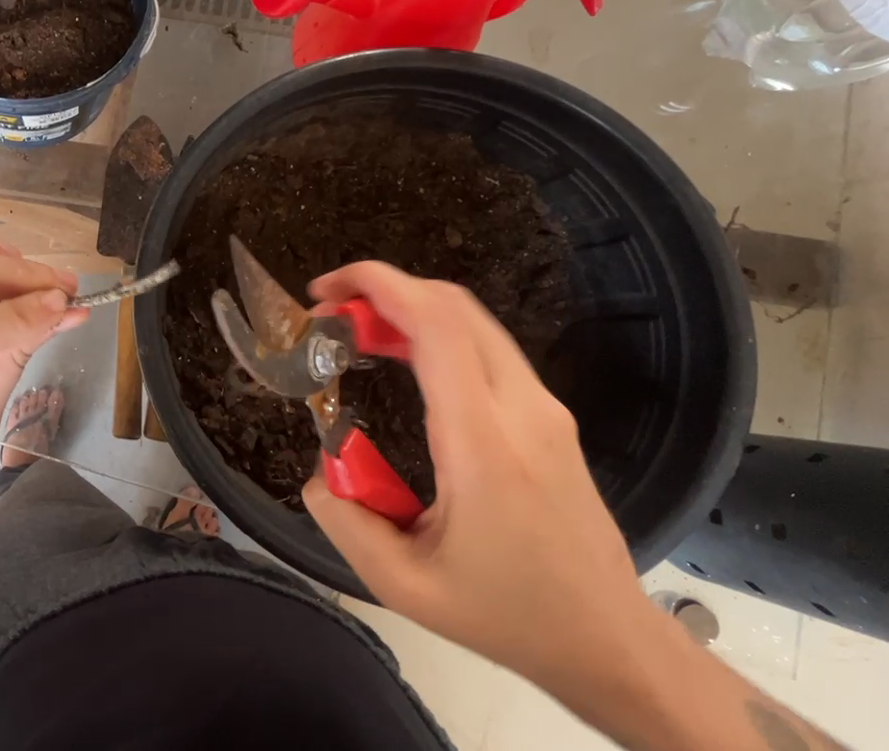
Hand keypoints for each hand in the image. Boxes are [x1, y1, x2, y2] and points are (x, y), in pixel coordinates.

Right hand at [302, 261, 658, 687]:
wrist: (611, 642)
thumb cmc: (508, 614)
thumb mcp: (402, 583)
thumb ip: (342, 519)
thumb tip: (320, 470)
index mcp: (484, 445)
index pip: (438, 328)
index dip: (378, 287)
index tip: (322, 292)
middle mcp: (523, 412)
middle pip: (455, 308)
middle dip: (382, 288)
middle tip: (326, 309)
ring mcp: (545, 411)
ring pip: (473, 323)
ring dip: (407, 308)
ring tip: (353, 331)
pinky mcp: (549, 419)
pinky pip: (485, 349)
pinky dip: (432, 332)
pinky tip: (398, 357)